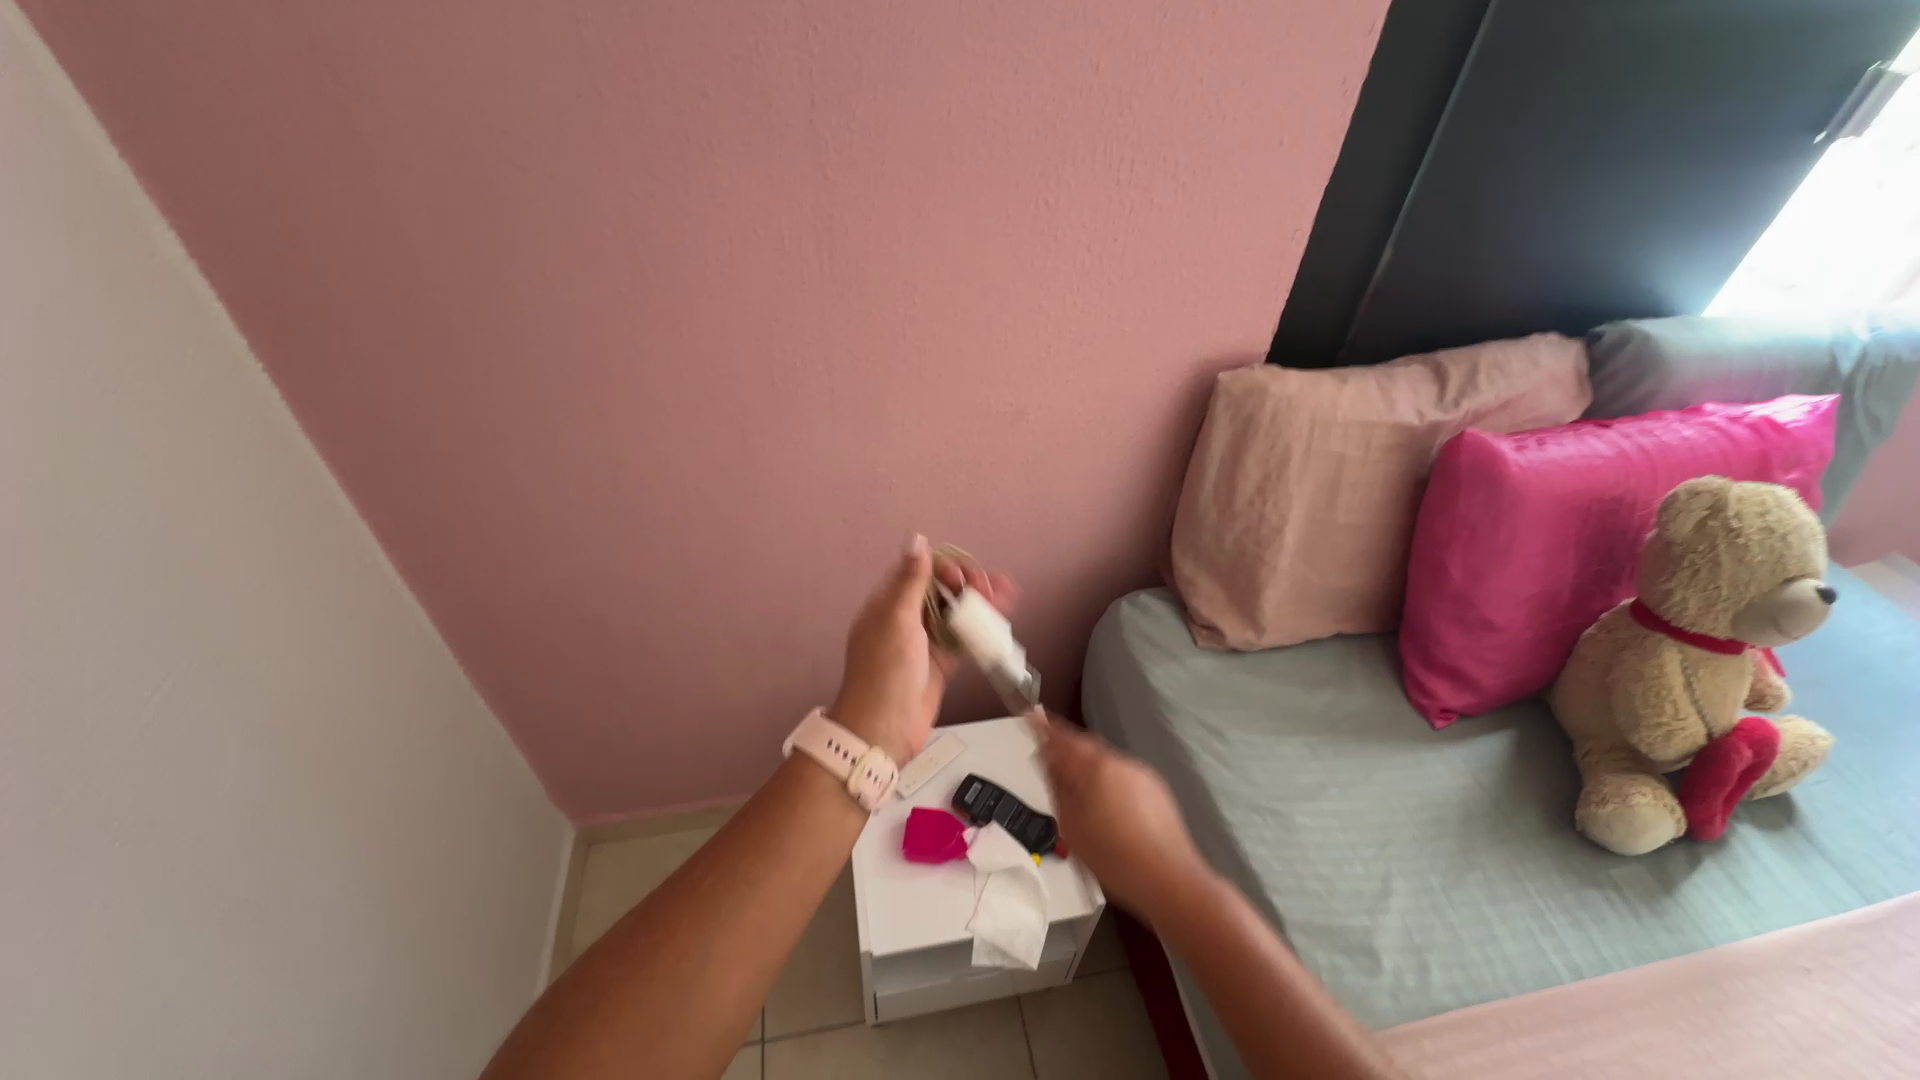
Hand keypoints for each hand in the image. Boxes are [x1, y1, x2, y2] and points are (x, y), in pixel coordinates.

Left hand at [831, 535, 1018, 764]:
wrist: (884, 729)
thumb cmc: (885, 672)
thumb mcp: (896, 619)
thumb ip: (911, 581)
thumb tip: (917, 540)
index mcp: (887, 604)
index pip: (917, 572)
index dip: (942, 567)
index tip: (959, 576)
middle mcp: (904, 619)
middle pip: (940, 591)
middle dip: (965, 583)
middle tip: (986, 586)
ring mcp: (923, 643)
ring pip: (955, 613)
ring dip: (979, 602)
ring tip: (1008, 593)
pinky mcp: (940, 664)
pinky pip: (963, 639)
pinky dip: (981, 629)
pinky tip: (1001, 619)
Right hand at [1037, 714, 1211, 919]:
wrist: (1169, 879)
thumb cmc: (1113, 856)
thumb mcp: (1071, 824)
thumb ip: (1058, 786)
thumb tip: (1048, 760)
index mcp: (1096, 767)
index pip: (1063, 739)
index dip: (1044, 727)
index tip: (1030, 714)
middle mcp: (1121, 762)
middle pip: (1086, 747)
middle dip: (1066, 748)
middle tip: (1048, 754)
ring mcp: (1142, 775)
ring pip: (1106, 763)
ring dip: (1087, 768)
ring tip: (1075, 790)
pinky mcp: (1156, 790)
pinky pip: (1123, 777)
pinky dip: (1108, 783)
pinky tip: (1105, 808)